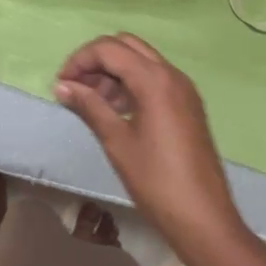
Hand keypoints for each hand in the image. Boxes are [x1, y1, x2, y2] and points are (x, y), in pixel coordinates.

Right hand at [56, 34, 265, 265]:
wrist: (204, 220)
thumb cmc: (156, 181)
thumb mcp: (117, 142)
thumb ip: (89, 106)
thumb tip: (61, 85)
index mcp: (154, 79)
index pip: (108, 49)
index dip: (80, 60)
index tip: (62, 83)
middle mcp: (172, 73)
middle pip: (126, 46)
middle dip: (97, 60)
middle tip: (77, 87)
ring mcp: (183, 88)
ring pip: (141, 60)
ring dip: (114, 71)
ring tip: (94, 102)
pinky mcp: (188, 103)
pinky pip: (155, 77)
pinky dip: (132, 82)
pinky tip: (118, 110)